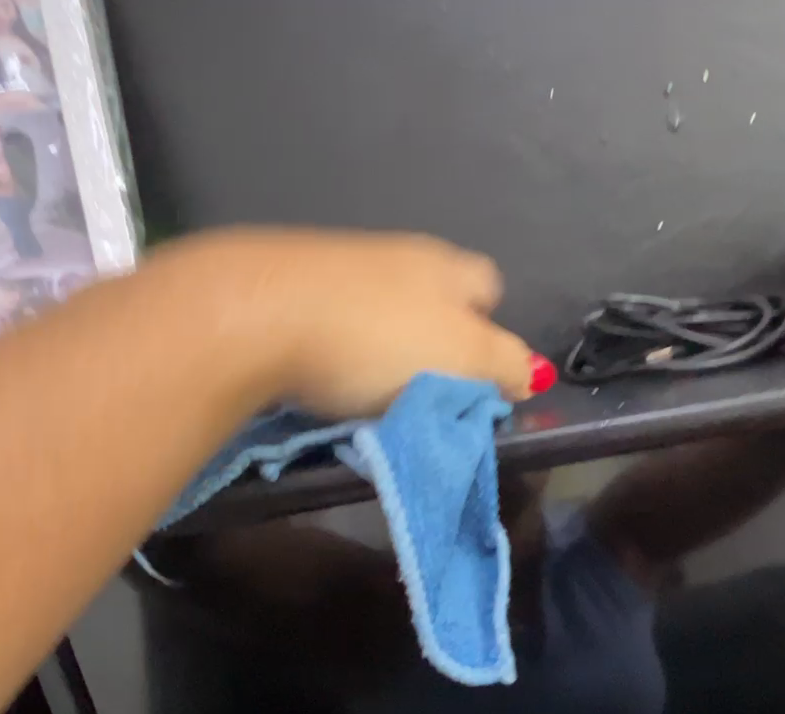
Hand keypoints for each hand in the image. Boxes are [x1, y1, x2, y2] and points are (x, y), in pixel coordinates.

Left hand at [166, 228, 540, 417]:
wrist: (254, 315)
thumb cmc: (376, 340)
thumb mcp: (463, 360)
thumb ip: (504, 366)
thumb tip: (530, 376)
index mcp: (444, 267)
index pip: (488, 285)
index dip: (492, 329)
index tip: (477, 374)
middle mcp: (396, 254)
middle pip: (434, 294)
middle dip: (438, 336)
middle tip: (428, 387)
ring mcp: (338, 263)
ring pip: (382, 304)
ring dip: (385, 342)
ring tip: (373, 389)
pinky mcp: (288, 282)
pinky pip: (333, 314)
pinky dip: (338, 343)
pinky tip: (325, 373)